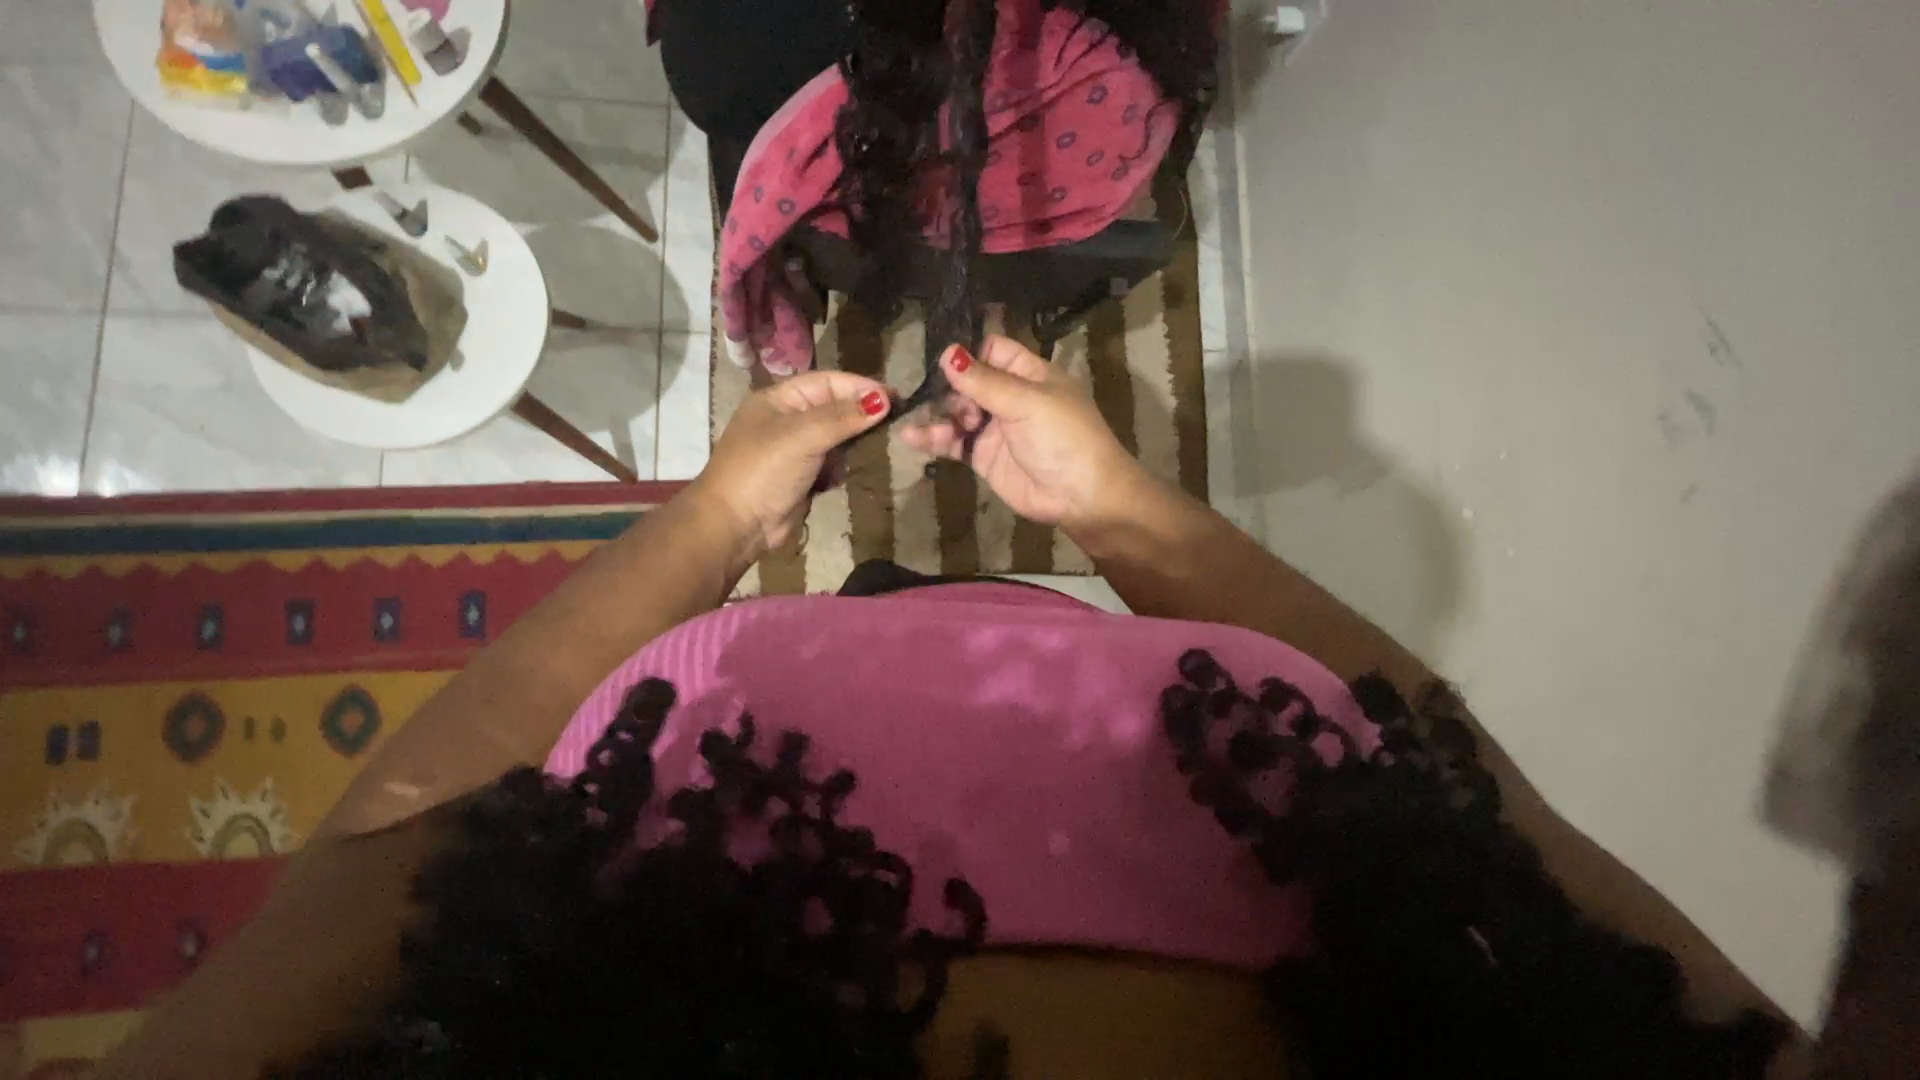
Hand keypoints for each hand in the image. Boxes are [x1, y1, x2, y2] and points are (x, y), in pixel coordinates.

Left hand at [693, 371, 891, 556]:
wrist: (736, 525)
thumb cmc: (764, 470)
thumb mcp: (803, 436)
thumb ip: (843, 417)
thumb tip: (884, 400)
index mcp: (779, 399)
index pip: (827, 383)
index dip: (860, 387)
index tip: (894, 398)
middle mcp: (787, 420)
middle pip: (834, 408)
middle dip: (860, 415)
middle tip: (894, 422)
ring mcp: (794, 450)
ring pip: (836, 437)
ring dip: (853, 443)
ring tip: (876, 447)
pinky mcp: (802, 477)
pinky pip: (831, 463)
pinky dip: (841, 467)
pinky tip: (846, 474)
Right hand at [898, 335, 1145, 528]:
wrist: (1082, 497)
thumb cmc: (1064, 438)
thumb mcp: (1026, 403)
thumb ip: (984, 381)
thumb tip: (948, 353)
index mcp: (1030, 373)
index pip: (992, 349)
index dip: (968, 351)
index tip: (939, 357)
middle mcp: (1011, 396)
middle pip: (968, 381)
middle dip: (948, 386)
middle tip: (937, 398)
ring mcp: (995, 428)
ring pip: (957, 412)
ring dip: (938, 414)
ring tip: (922, 420)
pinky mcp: (983, 456)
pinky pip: (953, 442)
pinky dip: (933, 439)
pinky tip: (911, 436)